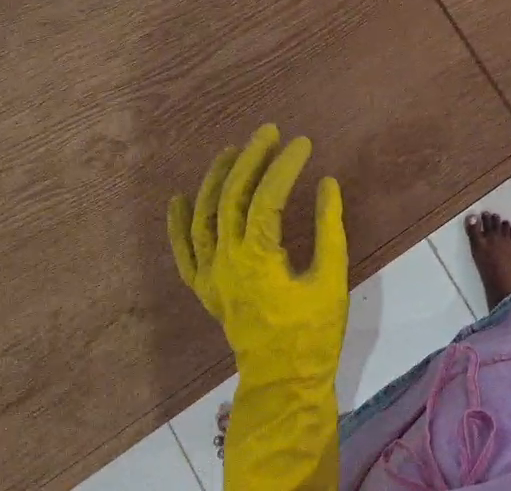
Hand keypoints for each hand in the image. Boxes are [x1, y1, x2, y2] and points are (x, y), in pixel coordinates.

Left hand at [167, 126, 346, 490]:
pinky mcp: (206, 290)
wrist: (283, 379)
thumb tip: (327, 184)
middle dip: (250, 160)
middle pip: (232, 199)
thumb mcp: (331, 276)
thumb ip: (328, 228)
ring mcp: (210, 277)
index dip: (284, 166)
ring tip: (232, 151)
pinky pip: (184, 253)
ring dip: (216, 180)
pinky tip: (178, 199)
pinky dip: (178, 225)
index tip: (304, 143)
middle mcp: (226, 262)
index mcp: (258, 258)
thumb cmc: (314, 330)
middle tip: (269, 131)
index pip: (267, 197)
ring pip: (203, 218)